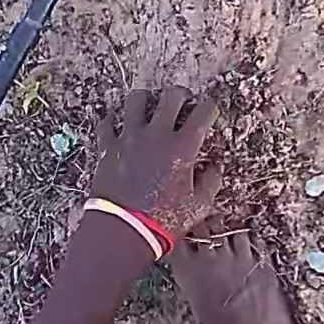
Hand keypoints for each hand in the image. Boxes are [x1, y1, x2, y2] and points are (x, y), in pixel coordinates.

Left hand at [91, 86, 221, 234]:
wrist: (123, 229)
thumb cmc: (164, 220)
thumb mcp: (199, 205)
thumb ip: (211, 181)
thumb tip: (216, 167)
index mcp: (182, 147)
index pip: (203, 112)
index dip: (210, 106)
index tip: (210, 107)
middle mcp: (156, 135)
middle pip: (171, 96)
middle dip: (180, 95)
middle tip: (182, 101)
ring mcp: (129, 138)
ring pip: (136, 100)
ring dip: (146, 99)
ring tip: (148, 107)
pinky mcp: (108, 146)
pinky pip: (107, 123)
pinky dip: (113, 121)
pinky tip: (118, 126)